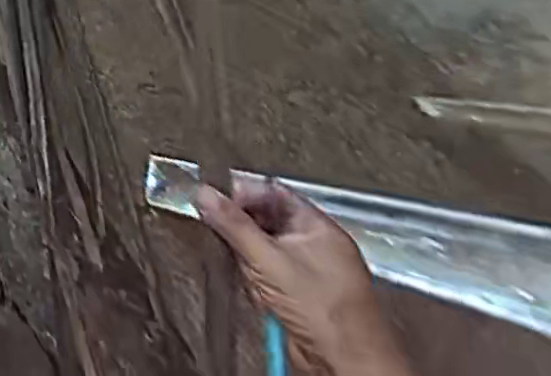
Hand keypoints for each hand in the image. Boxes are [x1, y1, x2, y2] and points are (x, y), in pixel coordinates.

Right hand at [194, 180, 409, 375]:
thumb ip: (232, 224)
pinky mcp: (294, 289)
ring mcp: (304, 267)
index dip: (241, 193)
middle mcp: (312, 244)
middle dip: (240, 229)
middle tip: (225, 236)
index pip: (270, 192)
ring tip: (249, 273)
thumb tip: (203, 193)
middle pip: (261, 218)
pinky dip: (251, 275)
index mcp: (317, 228)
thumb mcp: (269, 260)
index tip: (214, 200)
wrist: (347, 367)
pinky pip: (261, 268)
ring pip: (257, 244)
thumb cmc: (324, 312)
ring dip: (245, 256)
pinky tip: (255, 288)